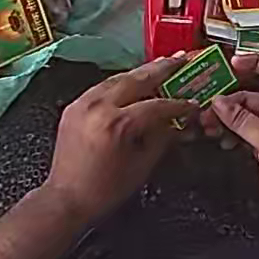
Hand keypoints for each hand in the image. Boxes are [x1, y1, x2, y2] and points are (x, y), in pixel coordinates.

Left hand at [38, 56, 199, 226]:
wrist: (66, 198)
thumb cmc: (105, 189)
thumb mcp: (142, 165)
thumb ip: (161, 137)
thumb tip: (177, 121)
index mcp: (117, 123)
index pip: (156, 105)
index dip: (178, 105)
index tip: (192, 104)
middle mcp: (98, 106)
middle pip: (136, 79)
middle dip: (161, 69)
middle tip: (180, 59)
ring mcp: (83, 103)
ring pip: (117, 78)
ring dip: (140, 72)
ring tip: (161, 65)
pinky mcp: (73, 106)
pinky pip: (102, 87)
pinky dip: (121, 83)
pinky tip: (133, 82)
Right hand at [208, 54, 258, 234]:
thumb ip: (243, 120)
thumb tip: (220, 103)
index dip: (255, 64)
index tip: (233, 63)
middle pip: (251, 95)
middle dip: (229, 100)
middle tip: (209, 105)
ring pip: (244, 116)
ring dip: (226, 119)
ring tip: (209, 124)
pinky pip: (243, 133)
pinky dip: (230, 134)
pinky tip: (220, 138)